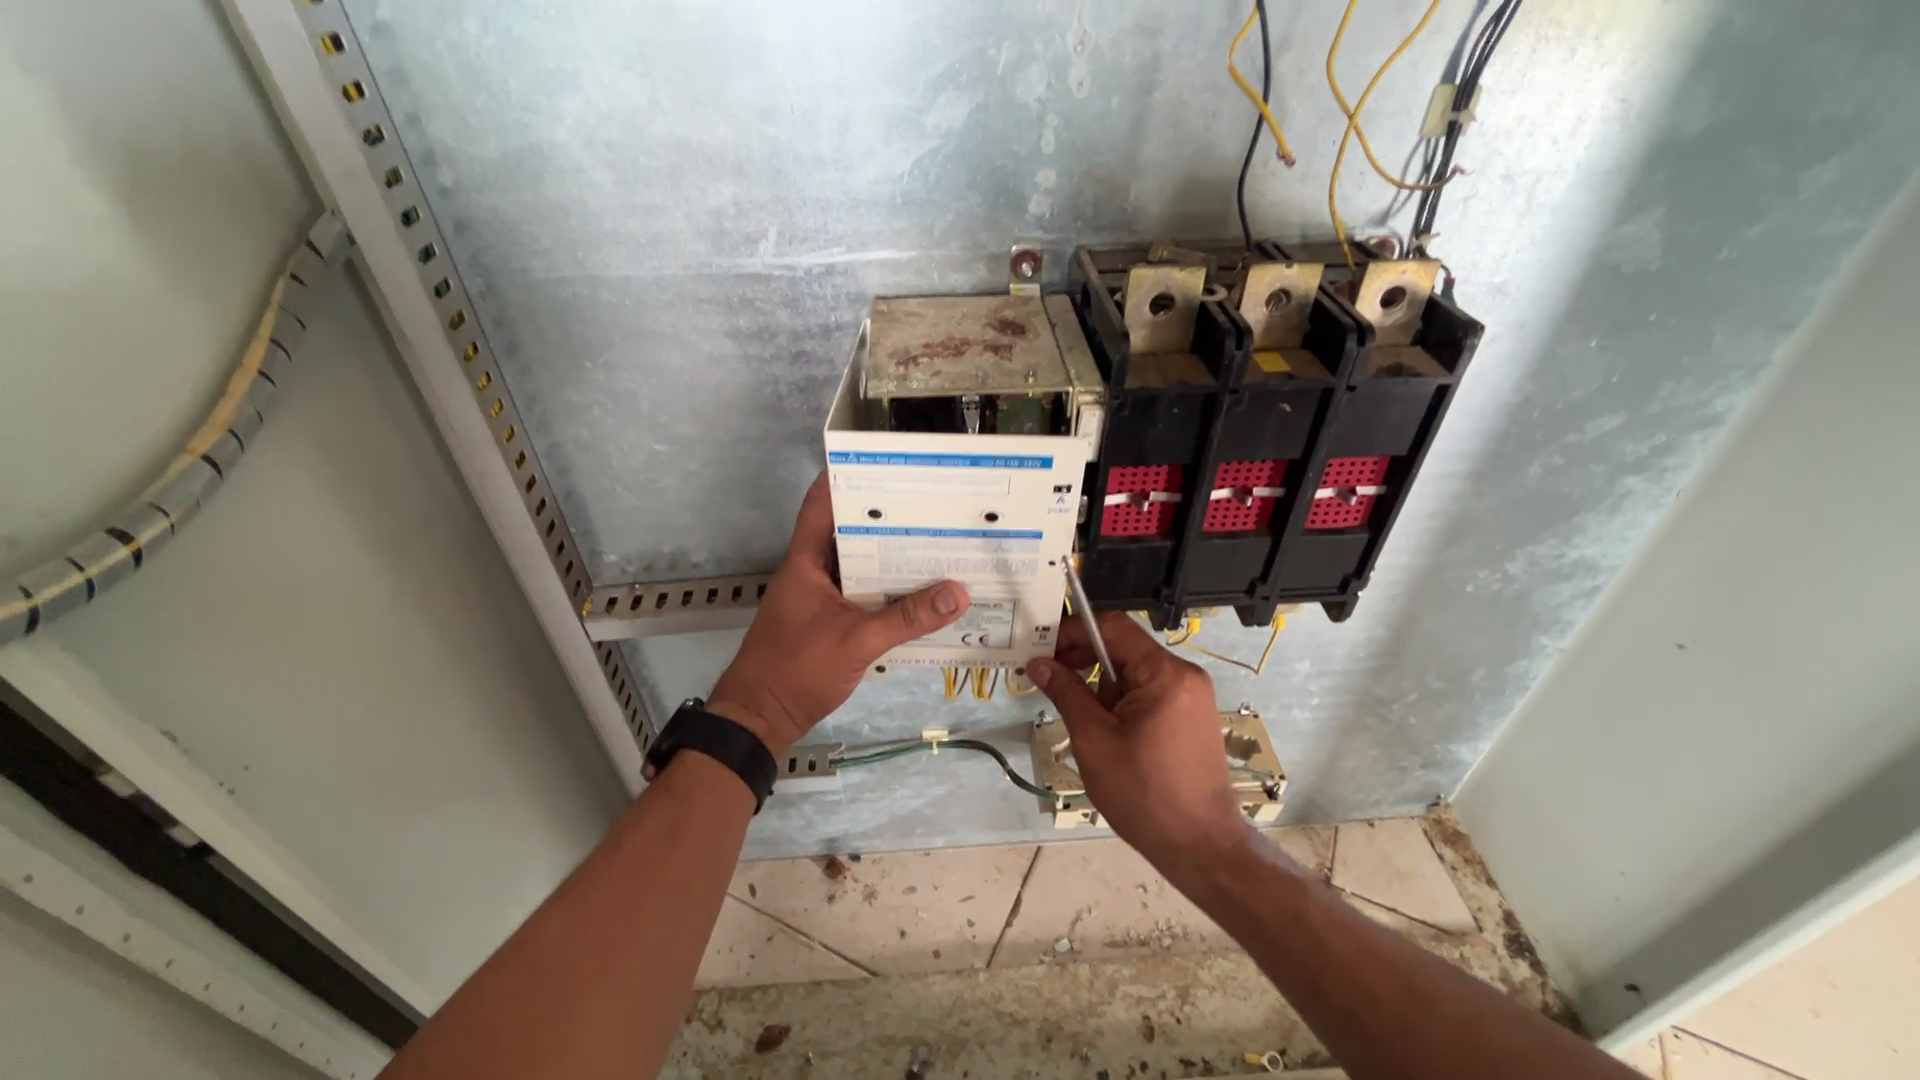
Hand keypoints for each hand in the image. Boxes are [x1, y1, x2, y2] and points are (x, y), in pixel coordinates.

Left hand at [703, 473, 969, 758]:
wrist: (761, 717)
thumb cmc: (796, 668)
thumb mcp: (856, 641)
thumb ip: (907, 618)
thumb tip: (958, 592)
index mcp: (805, 561)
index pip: (821, 503)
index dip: (847, 477)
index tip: (885, 461)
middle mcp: (812, 571)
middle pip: (849, 532)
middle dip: (886, 518)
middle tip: (930, 503)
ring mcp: (820, 598)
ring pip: (859, 566)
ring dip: (890, 557)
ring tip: (936, 540)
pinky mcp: (830, 622)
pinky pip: (863, 596)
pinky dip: (888, 591)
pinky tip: (921, 592)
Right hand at [1027, 612, 1253, 871]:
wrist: (1200, 845)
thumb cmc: (1143, 793)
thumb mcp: (1094, 740)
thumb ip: (1066, 693)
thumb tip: (1038, 662)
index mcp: (1165, 674)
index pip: (1113, 627)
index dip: (1073, 631)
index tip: (1041, 646)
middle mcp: (1184, 675)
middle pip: (1125, 648)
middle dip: (1083, 659)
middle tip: (1048, 678)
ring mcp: (1191, 696)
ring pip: (1134, 673)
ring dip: (1101, 685)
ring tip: (1078, 717)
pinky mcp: (1191, 716)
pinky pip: (1149, 692)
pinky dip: (1121, 701)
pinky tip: (1104, 729)